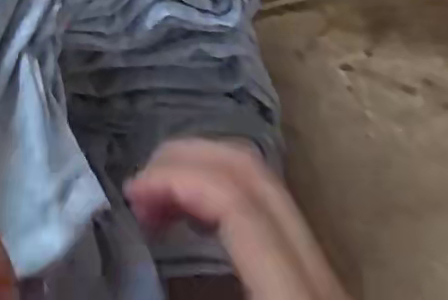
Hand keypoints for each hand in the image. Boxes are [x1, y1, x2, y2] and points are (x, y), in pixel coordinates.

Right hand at [126, 139, 348, 299]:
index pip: (236, 202)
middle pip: (250, 171)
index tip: (130, 195)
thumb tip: (122, 251)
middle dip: (180, 161)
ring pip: (259, 180)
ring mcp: (324, 270)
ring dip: (195, 171)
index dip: (173, 181)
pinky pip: (265, 206)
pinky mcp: (317, 276)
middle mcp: (320, 272)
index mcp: (295, 294)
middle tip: (138, 189)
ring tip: (155, 201)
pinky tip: (189, 218)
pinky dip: (216, 192)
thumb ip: (176, 287)